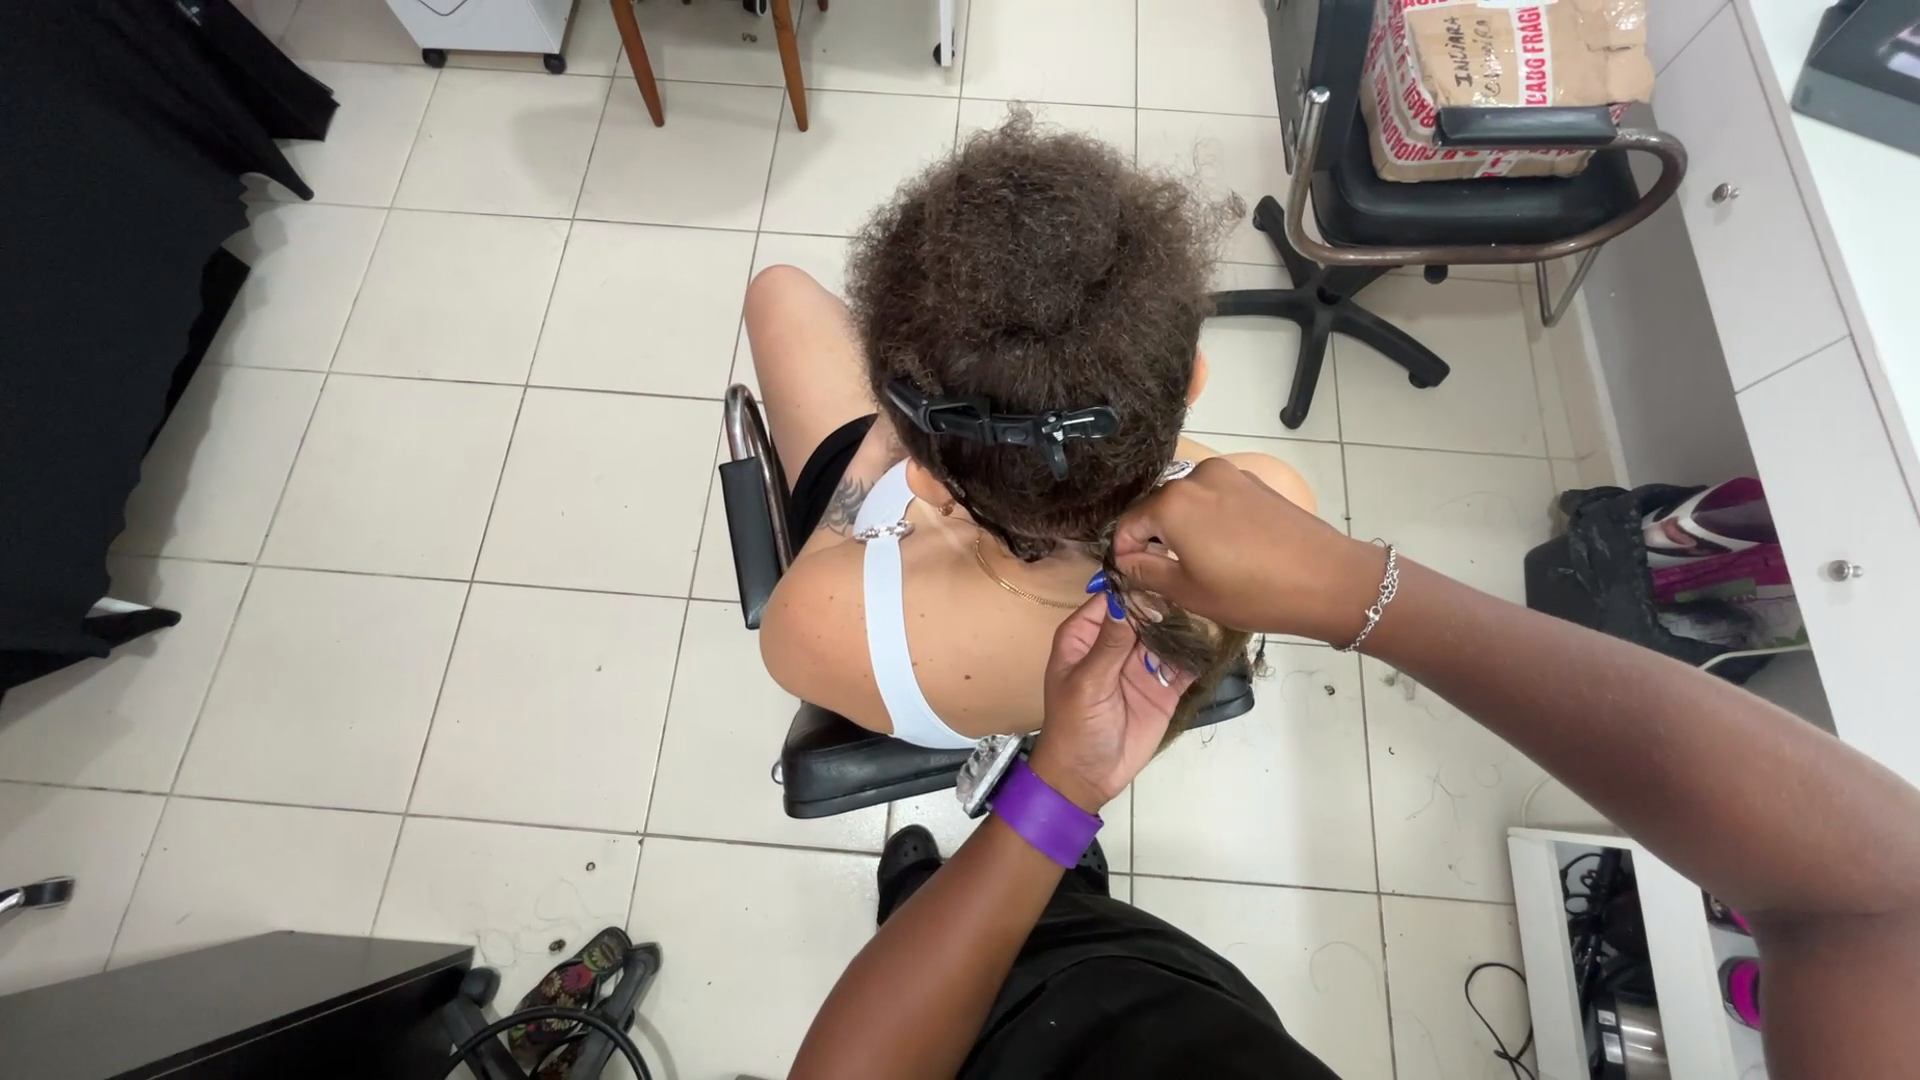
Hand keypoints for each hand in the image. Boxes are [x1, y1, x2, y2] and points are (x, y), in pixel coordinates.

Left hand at [1027, 595, 1196, 813]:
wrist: (1087, 777)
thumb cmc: (1074, 726)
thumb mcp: (1088, 683)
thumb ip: (1110, 643)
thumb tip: (1127, 600)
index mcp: (1085, 635)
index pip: (1112, 598)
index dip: (1136, 586)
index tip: (1165, 572)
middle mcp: (1114, 642)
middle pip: (1144, 612)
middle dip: (1167, 603)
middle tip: (1198, 590)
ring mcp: (1141, 664)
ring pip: (1166, 634)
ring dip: (1186, 625)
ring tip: (1211, 611)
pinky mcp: (1163, 686)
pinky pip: (1183, 664)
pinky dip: (1197, 653)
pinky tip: (1214, 641)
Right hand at [1111, 457, 1385, 643]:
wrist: (1330, 580)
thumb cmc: (1252, 593)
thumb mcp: (1188, 592)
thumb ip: (1146, 571)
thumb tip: (1125, 560)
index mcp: (1172, 502)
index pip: (1128, 524)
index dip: (1123, 552)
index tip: (1131, 575)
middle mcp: (1196, 477)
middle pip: (1157, 507)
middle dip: (1153, 537)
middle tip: (1163, 572)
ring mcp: (1229, 474)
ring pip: (1187, 501)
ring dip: (1182, 527)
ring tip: (1197, 562)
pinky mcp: (1254, 481)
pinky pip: (1215, 497)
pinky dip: (1209, 518)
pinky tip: (1226, 548)